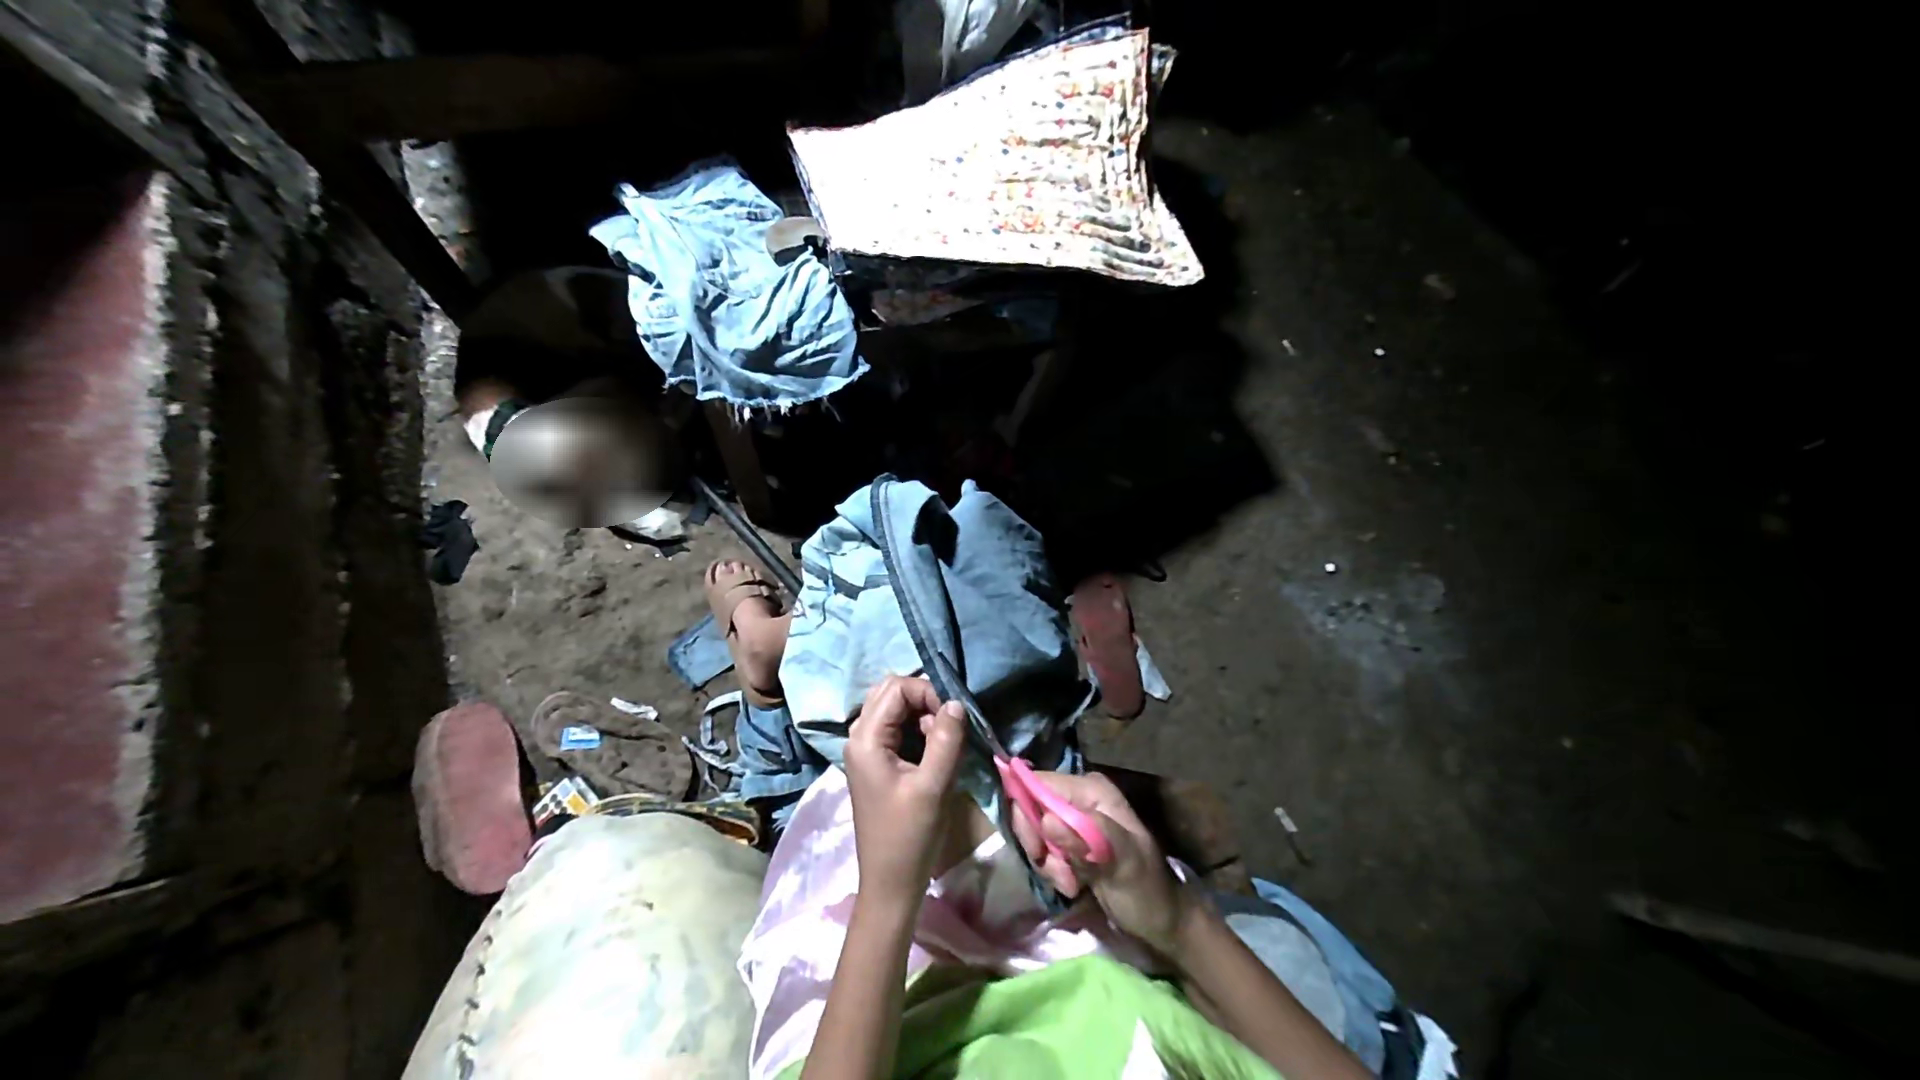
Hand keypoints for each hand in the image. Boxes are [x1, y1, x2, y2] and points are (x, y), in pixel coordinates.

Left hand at [843, 676, 967, 908]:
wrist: (890, 883)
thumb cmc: (909, 836)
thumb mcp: (933, 786)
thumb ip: (945, 739)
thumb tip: (956, 703)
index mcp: (865, 739)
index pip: (897, 688)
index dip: (928, 693)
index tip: (952, 720)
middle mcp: (859, 737)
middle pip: (891, 693)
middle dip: (924, 701)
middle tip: (947, 729)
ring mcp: (866, 750)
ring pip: (894, 710)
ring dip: (922, 716)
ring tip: (943, 745)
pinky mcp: (876, 762)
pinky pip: (896, 729)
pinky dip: (918, 731)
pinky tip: (934, 754)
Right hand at [1009, 771, 1195, 953]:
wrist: (1161, 921)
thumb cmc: (1147, 891)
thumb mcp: (1125, 865)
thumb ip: (1088, 839)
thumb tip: (1048, 820)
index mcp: (1092, 789)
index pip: (1039, 784)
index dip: (1028, 815)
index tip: (1038, 852)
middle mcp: (1079, 796)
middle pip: (1031, 806)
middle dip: (1038, 844)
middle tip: (1060, 875)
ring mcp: (1074, 817)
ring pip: (1035, 830)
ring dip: (1046, 862)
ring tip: (1070, 884)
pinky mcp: (1070, 839)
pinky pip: (1043, 847)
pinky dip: (1051, 868)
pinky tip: (1071, 884)